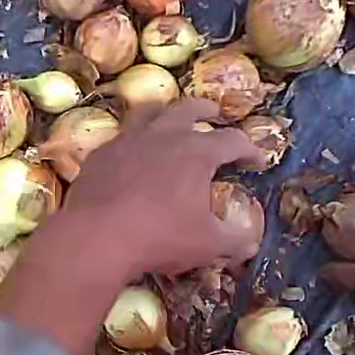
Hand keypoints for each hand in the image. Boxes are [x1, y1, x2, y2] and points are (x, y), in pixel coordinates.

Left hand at [0, 98, 262, 354]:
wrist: (96, 236)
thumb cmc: (160, 237)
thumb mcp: (207, 245)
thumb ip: (234, 241)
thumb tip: (250, 244)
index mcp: (197, 152)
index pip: (233, 141)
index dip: (250, 149)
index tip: (258, 161)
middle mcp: (165, 135)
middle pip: (190, 109)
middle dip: (207, 110)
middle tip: (215, 115)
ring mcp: (129, 140)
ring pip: (151, 112)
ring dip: (166, 112)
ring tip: (171, 119)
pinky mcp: (102, 153)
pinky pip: (122, 136)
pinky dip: (134, 139)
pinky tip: (133, 153)